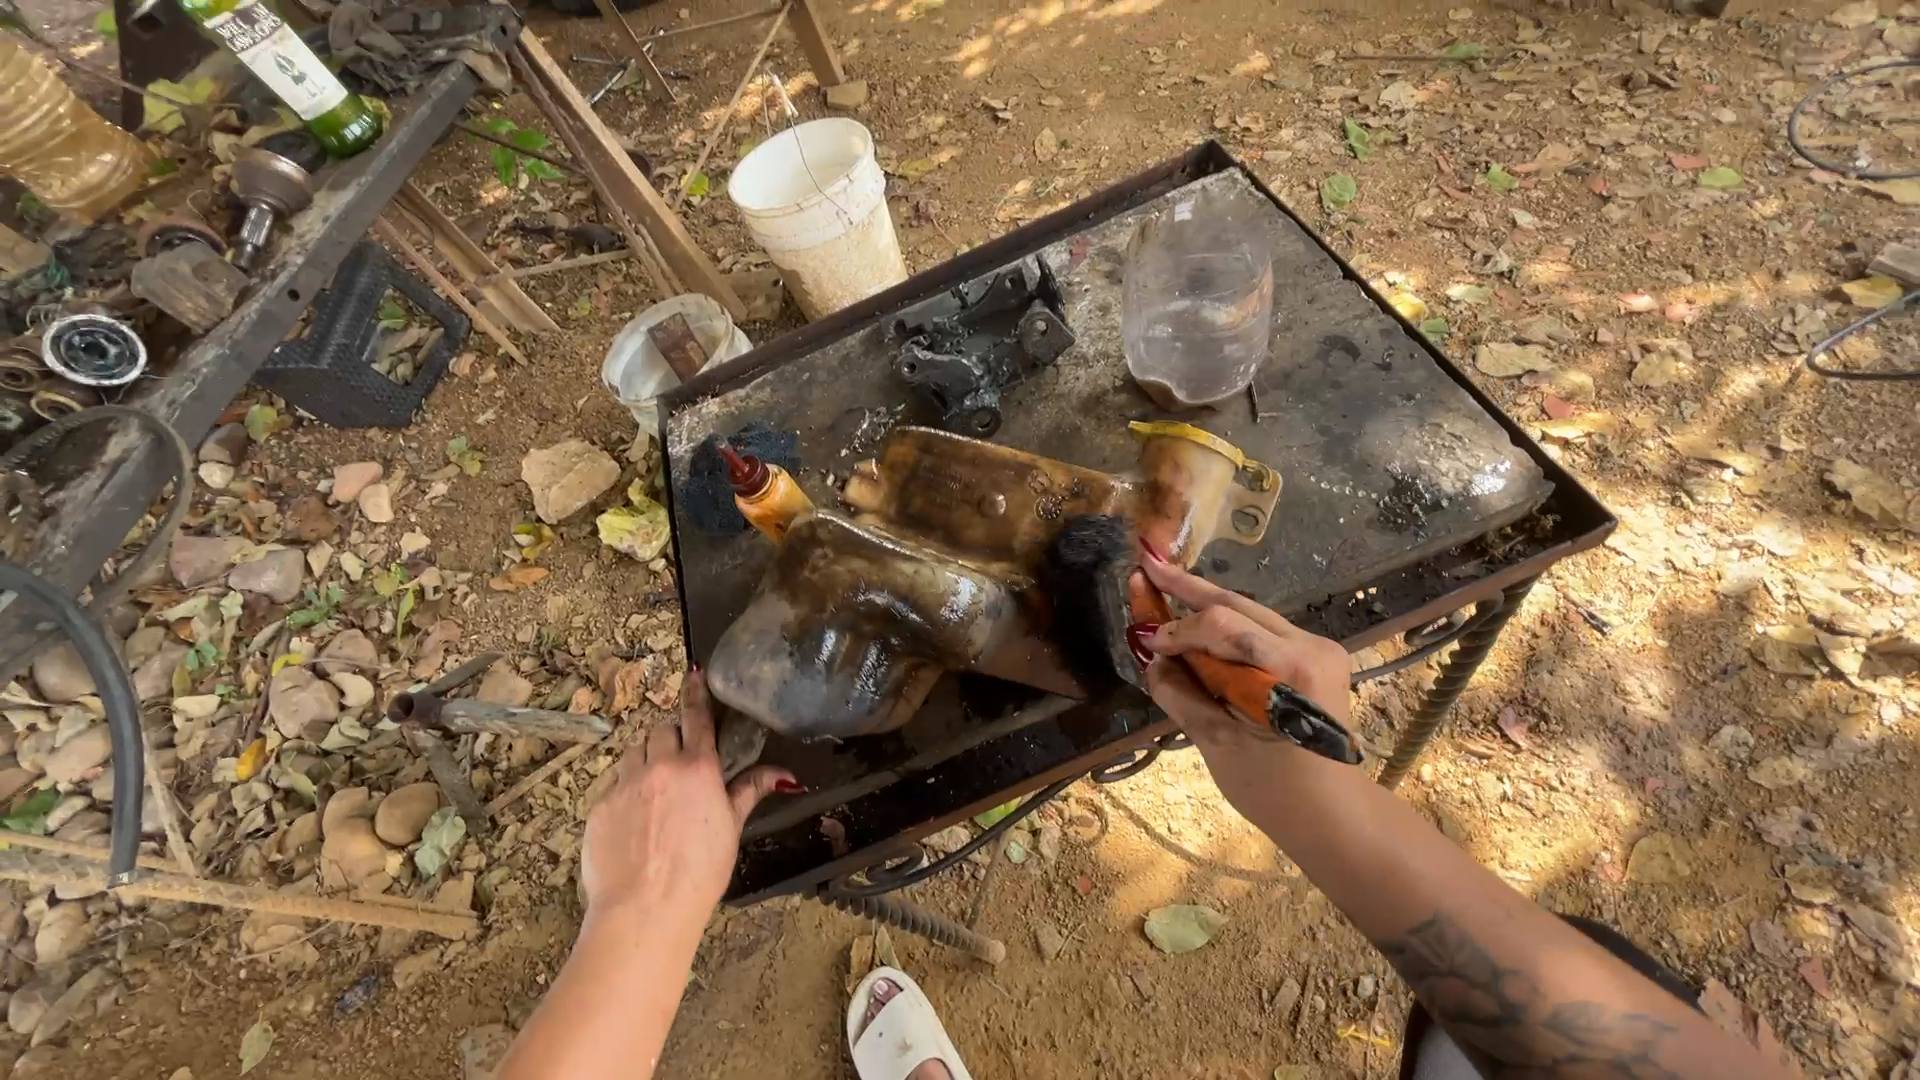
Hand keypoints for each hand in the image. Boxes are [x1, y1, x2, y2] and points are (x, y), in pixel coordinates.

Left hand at [580, 670, 795, 919]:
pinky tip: (635, 814)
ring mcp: (625, 784)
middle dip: (671, 736)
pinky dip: (626, 787)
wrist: (644, 910)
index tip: (695, 675)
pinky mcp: (598, 806)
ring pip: (635, 752)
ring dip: (647, 758)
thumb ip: (751, 790)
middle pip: (662, 730)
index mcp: (697, 768)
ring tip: (656, 786)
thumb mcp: (732, 827)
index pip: (696, 717)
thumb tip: (786, 774)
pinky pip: (614, 782)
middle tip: (680, 757)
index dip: (696, 694)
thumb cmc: (700, 871)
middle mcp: (659, 766)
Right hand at [1134, 555, 1351, 798]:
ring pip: (1249, 613)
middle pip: (1238, 606)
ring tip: (1164, 581)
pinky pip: (1260, 631)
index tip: (1146, 640)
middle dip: (1188, 587)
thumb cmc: (1273, 788)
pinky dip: (1225, 626)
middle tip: (1148, 565)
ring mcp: (1317, 648)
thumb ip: (1179, 692)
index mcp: (1291, 669)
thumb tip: (1152, 658)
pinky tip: (1195, 618)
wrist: (1332, 812)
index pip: (1223, 627)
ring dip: (1204, 603)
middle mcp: (1311, 646)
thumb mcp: (1216, 742)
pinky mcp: (1314, 656)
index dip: (1178, 629)